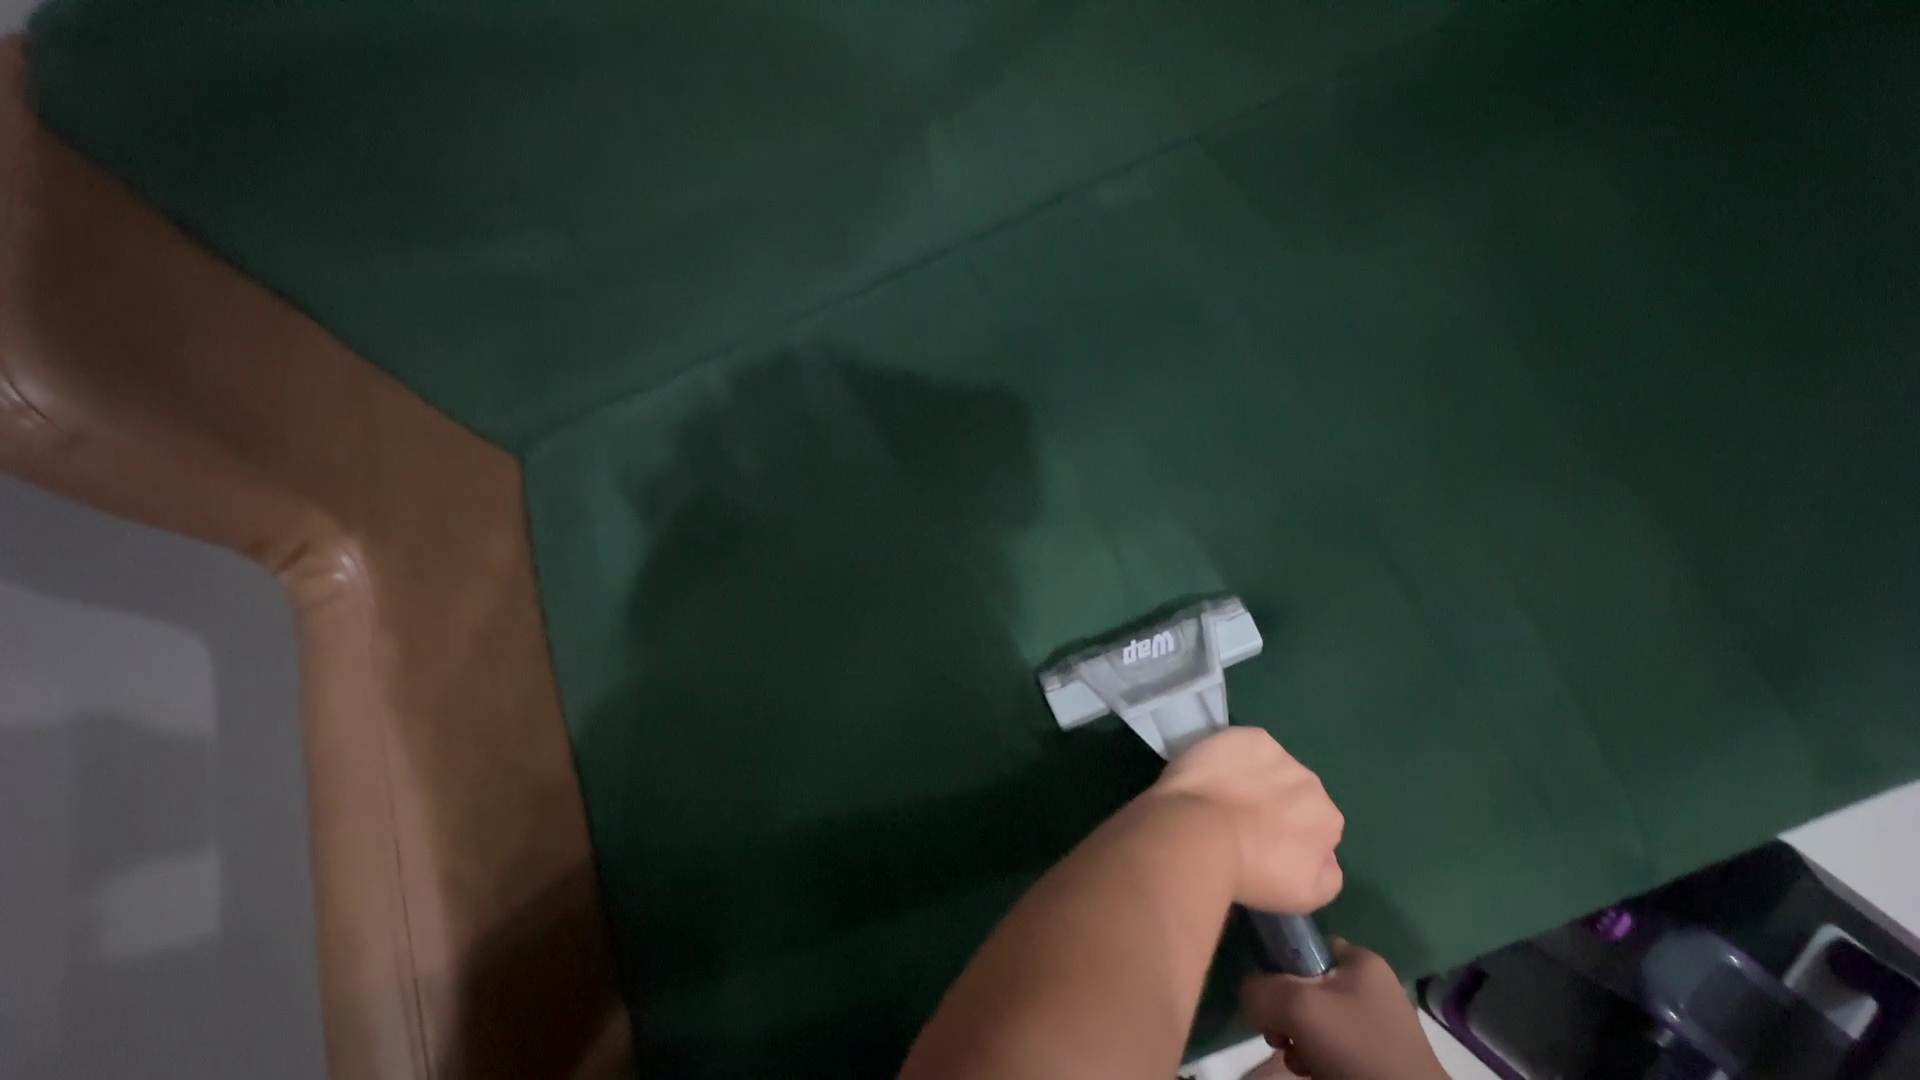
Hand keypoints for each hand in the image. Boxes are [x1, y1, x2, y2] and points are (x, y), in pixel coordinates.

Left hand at [1141, 727, 1342, 913]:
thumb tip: (1327, 856)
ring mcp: (1277, 754)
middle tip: (1242, 820)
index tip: (1265, 844)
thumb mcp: (1304, 896)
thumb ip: (1328, 875)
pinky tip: (1214, 772)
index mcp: (1328, 819)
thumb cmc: (1250, 872)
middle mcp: (1311, 781)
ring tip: (1223, 796)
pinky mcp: (1245, 735)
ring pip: (1270, 766)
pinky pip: (1244, 745)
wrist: (1199, 834)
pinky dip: (1232, 755)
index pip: (1316, 825)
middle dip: (1275, 802)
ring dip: (1254, 777)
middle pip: (1295, 791)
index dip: (1290, 833)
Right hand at [1240, 940, 1449, 1079]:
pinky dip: (1314, 1061)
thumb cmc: (1357, 1051)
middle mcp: (1371, 988)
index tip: (1269, 994)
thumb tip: (1252, 997)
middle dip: (1284, 1014)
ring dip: (1295, 1041)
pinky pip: (1331, 1049)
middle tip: (1280, 1036)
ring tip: (1298, 1062)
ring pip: (1314, 1021)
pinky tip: (1312, 1075)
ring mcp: (1376, 1027)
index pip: (1305, 946)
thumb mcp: (1297, 1007)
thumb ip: (1260, 989)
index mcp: (1362, 962)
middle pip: (1305, 987)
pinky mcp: (1376, 1062)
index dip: (1279, 965)